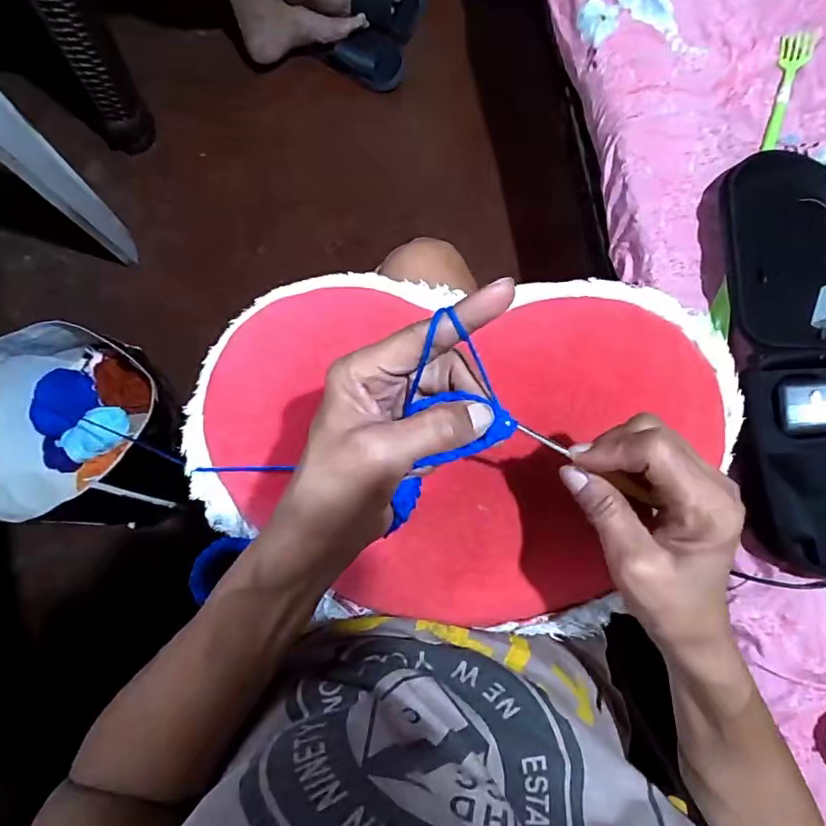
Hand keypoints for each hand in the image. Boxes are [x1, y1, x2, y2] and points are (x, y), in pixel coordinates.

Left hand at [258, 278, 517, 579]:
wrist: (320, 536)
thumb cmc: (337, 490)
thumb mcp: (383, 454)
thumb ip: (437, 428)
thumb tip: (487, 413)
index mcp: (364, 372)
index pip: (425, 335)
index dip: (468, 314)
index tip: (506, 289)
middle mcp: (381, 380)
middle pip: (444, 366)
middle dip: (469, 392)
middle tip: (485, 427)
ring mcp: (395, 406)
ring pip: (450, 393)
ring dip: (466, 416)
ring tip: (466, 445)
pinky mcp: (406, 430)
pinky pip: (446, 418)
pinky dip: (458, 432)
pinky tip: (448, 454)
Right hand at [560, 414, 743, 651]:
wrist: (694, 629)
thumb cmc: (665, 604)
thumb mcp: (629, 562)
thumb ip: (604, 510)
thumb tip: (571, 469)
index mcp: (708, 504)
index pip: (657, 448)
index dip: (611, 448)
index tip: (574, 464)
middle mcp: (718, 483)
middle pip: (658, 434)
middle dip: (613, 446)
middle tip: (582, 471)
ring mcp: (712, 481)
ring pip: (657, 438)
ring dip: (620, 452)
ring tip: (596, 479)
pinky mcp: (700, 484)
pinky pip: (660, 455)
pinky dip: (630, 462)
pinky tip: (615, 485)